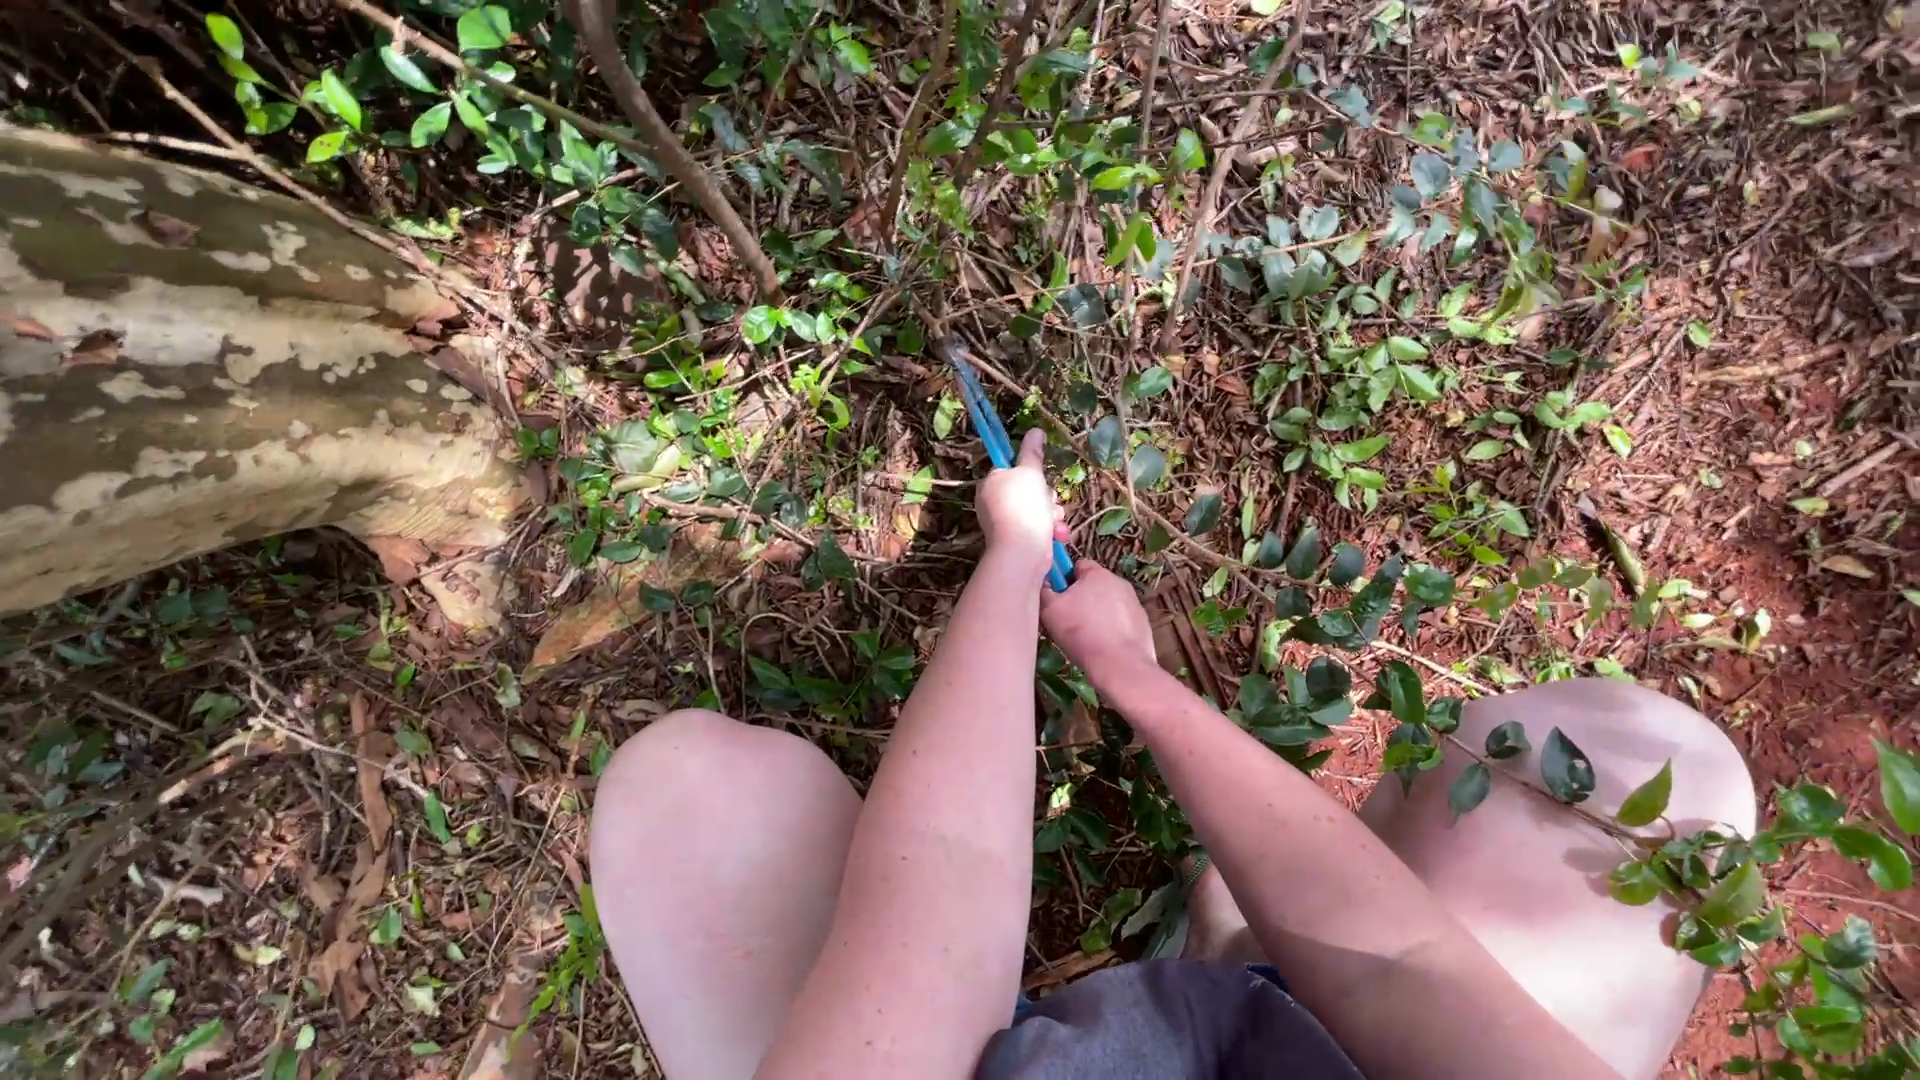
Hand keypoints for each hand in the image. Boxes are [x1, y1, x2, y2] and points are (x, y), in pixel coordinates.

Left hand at [976, 428, 1067, 571]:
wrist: (1022, 550)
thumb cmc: (1024, 506)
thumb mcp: (1030, 472)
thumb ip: (1032, 452)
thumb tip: (1035, 430)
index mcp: (991, 483)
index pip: (1011, 469)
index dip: (1030, 472)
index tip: (1039, 477)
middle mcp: (994, 502)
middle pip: (1028, 490)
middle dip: (1046, 496)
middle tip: (1048, 501)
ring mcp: (1005, 523)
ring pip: (1038, 509)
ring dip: (1052, 513)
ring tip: (1053, 520)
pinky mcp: (1018, 539)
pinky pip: (1038, 527)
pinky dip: (1050, 529)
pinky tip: (1056, 534)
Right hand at [1039, 559, 1154, 691]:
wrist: (1119, 665)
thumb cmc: (1080, 632)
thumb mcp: (1050, 609)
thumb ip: (1044, 590)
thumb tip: (1044, 582)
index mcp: (1098, 574)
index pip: (1078, 565)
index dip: (1064, 580)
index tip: (1057, 598)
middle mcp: (1119, 583)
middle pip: (1093, 586)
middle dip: (1080, 599)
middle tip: (1066, 620)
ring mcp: (1134, 604)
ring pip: (1107, 605)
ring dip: (1096, 615)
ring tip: (1084, 638)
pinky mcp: (1142, 624)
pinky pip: (1120, 622)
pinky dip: (1111, 630)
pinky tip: (1101, 647)